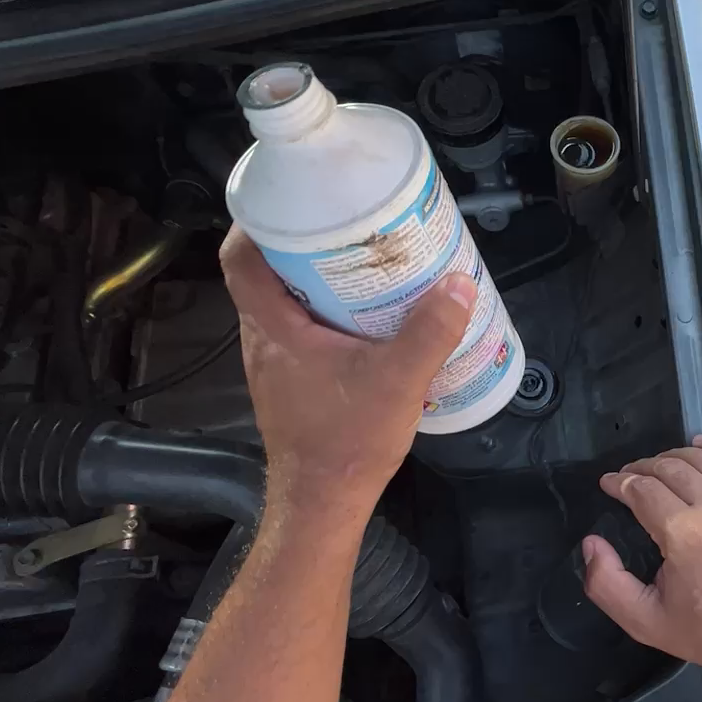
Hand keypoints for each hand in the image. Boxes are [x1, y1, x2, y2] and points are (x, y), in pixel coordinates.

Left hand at [220, 229, 475, 518]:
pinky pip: (306, 334)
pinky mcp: (295, 385)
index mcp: (275, 330)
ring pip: (290, 307)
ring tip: (371, 272)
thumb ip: (430, 332)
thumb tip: (460, 283)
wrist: (326, 500)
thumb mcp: (398, 381)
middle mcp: (265, 343)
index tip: (298, 201)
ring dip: (324, 285)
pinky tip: (373, 325)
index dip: (261, 223)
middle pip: (271, 277)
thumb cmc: (348, 440)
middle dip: (310, 248)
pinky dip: (333, 318)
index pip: (241, 260)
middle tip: (356, 232)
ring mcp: (278, 366)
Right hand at [582, 435, 701, 693]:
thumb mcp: (643, 621)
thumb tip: (591, 544)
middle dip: (643, 467)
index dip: (620, 482)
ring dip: (676, 455)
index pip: (643, 489)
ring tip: (660, 465)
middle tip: (629, 477)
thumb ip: (606, 583)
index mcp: (685, 533)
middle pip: (672, 468)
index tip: (609, 484)